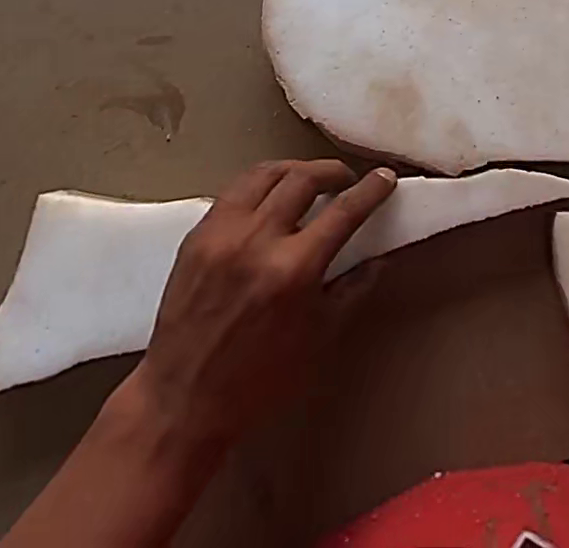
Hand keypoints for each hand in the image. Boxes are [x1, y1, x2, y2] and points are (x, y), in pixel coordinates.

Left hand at [5, 160, 397, 547]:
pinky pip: (233, 191)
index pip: (343, 212)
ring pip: (264, 173)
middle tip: (346, 178)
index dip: (370, 190)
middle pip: (302, 178)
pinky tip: (270, 196)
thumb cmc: (260, 381)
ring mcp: (221, 233)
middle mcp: (256, 240)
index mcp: (292, 271)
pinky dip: (260, 184)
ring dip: (295, 169)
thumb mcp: (320, 339)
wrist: (183, 400)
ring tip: (310, 178)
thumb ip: (353, 290)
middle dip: (332, 171)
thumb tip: (379, 257)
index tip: (385, 177)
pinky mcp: (196, 235)